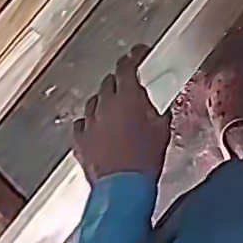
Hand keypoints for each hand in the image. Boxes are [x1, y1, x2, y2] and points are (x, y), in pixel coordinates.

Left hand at [72, 44, 170, 182]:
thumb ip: (159, 111)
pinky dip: (89, 122)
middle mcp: (105, 105)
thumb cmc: (145, 158)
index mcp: (127, 97)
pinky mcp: (80, 141)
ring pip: (94, 101)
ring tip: (113, 106)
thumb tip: (160, 106)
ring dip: (104, 100)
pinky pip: (81, 124)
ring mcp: (89, 123)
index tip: (139, 52)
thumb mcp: (162, 130)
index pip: (127, 66)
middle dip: (119, 79)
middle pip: (109, 81)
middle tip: (129, 84)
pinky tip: (95, 126)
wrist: (123, 190)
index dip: (133, 56)